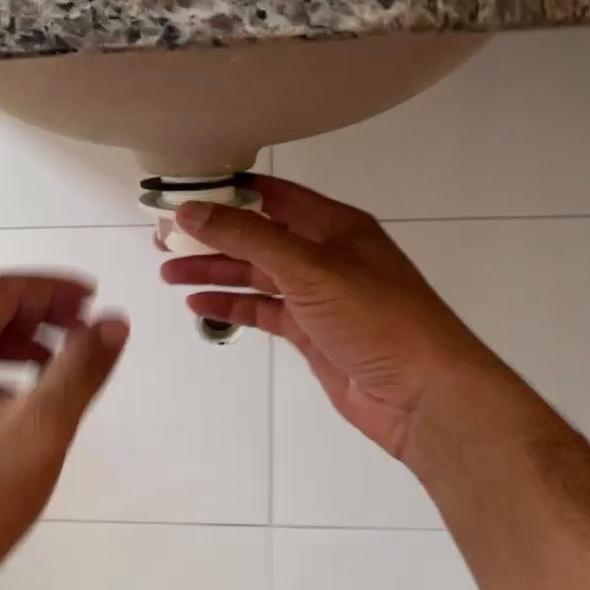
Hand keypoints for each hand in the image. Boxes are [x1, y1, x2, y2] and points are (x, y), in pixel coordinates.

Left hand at [0, 275, 128, 589]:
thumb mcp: (39, 428)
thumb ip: (80, 369)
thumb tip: (112, 322)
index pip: (3, 289)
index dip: (51, 287)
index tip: (93, 297)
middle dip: (41, 314)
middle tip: (86, 329)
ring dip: (25, 346)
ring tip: (65, 366)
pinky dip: (6, 377)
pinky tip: (29, 410)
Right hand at [161, 175, 501, 458]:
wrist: (426, 397)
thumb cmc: (376, 318)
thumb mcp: (309, 268)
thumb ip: (247, 237)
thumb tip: (190, 210)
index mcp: (334, 226)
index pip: (272, 195)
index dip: (228, 192)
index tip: (183, 192)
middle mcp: (324, 254)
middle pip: (257, 236)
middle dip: (212, 235)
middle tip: (164, 239)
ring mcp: (318, 295)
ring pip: (255, 274)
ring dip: (214, 271)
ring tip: (168, 272)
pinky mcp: (311, 332)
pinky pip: (262, 309)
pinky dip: (232, 304)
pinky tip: (199, 303)